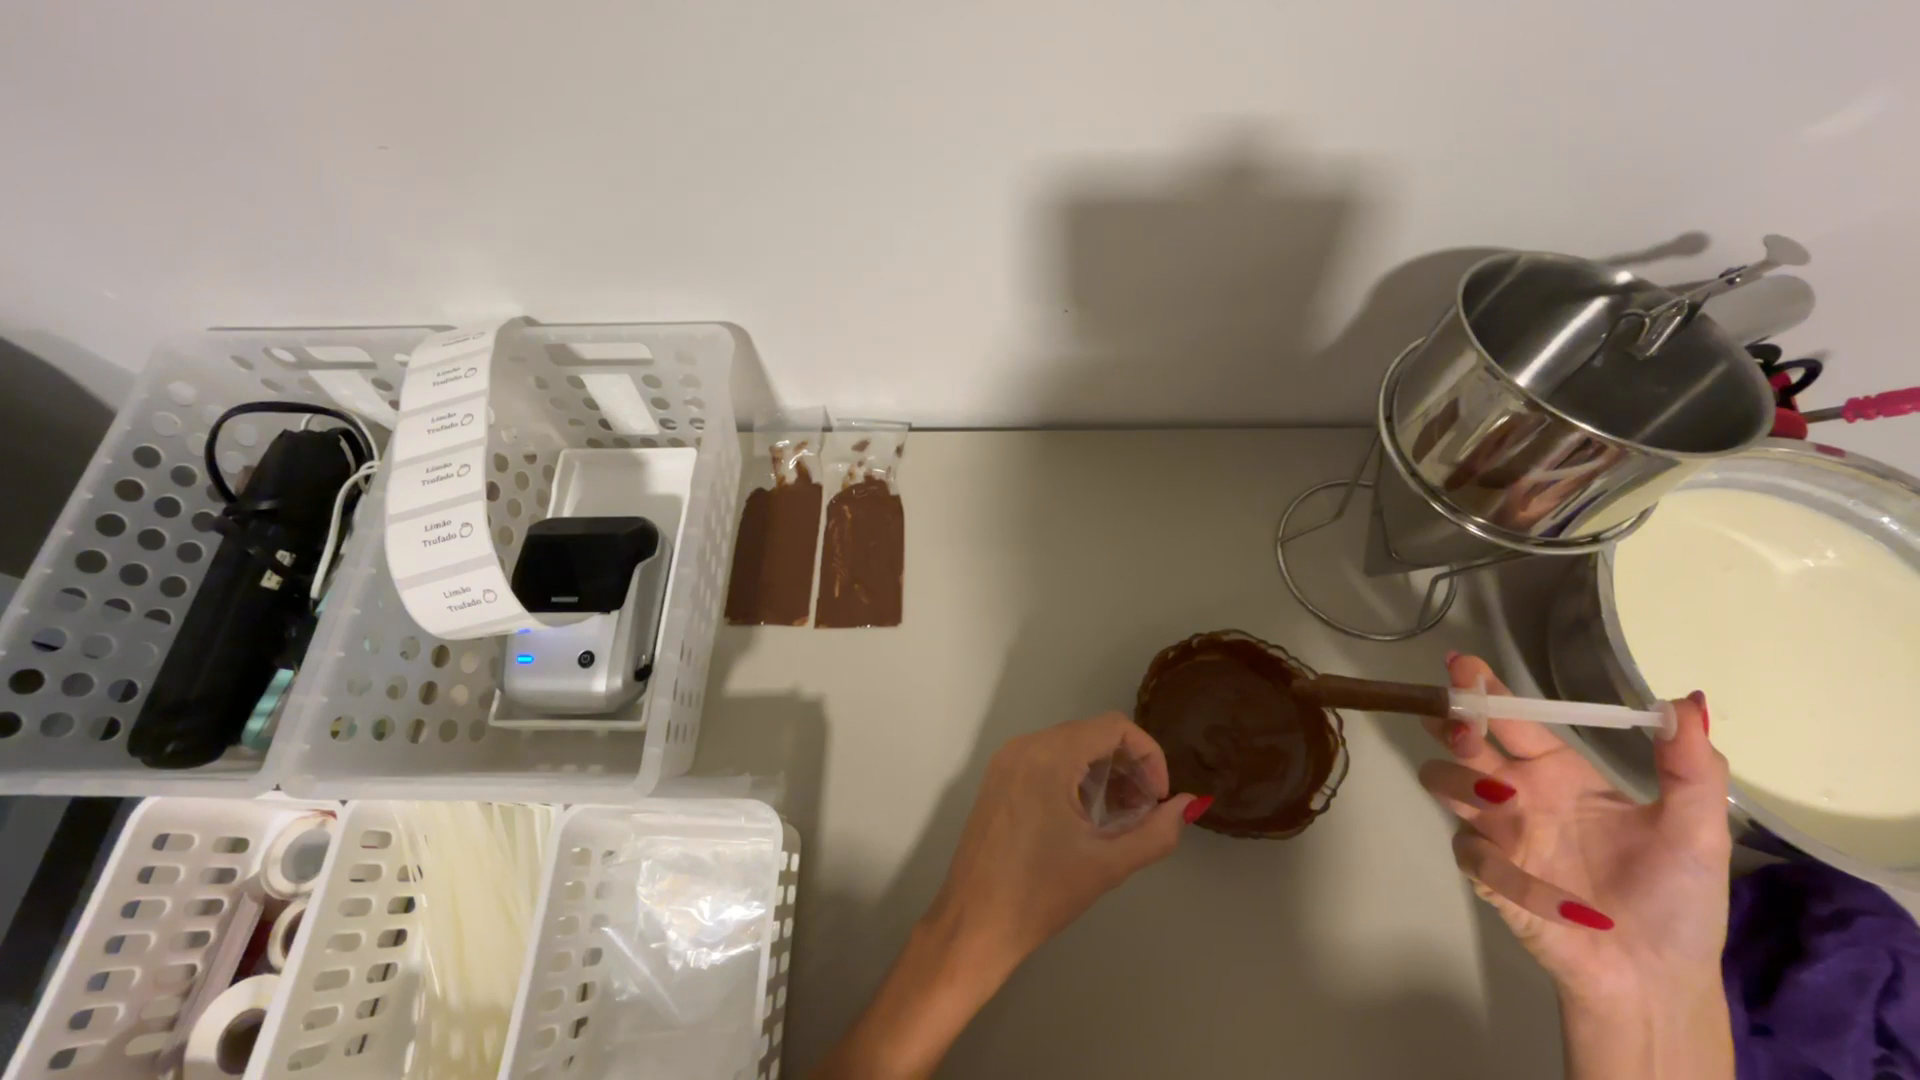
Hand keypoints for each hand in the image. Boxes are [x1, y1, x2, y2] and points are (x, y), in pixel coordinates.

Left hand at [815, 715, 1202, 1079]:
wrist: (973, 925)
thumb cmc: (1040, 894)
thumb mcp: (1107, 864)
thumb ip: (1156, 831)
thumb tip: (1188, 804)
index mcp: (1048, 756)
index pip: (1115, 727)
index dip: (1148, 757)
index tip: (1159, 800)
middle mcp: (1024, 747)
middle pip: (1092, 734)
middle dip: (1128, 767)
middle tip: (1144, 812)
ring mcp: (1005, 762)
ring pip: (1070, 747)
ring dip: (1104, 774)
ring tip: (1119, 821)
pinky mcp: (998, 781)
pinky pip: (1047, 762)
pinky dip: (1075, 779)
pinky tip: (1086, 821)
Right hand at [1422, 654, 1732, 1078]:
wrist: (1655, 977)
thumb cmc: (1676, 900)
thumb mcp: (1697, 831)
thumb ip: (1690, 768)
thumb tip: (1688, 701)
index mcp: (1559, 773)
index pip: (1513, 719)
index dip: (1486, 689)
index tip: (1462, 663)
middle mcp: (1516, 793)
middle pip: (1460, 742)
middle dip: (1452, 724)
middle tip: (1461, 723)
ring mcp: (1496, 830)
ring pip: (1442, 782)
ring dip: (1460, 781)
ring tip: (1499, 796)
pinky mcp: (1486, 872)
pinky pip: (1476, 855)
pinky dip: (1514, 876)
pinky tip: (1561, 903)